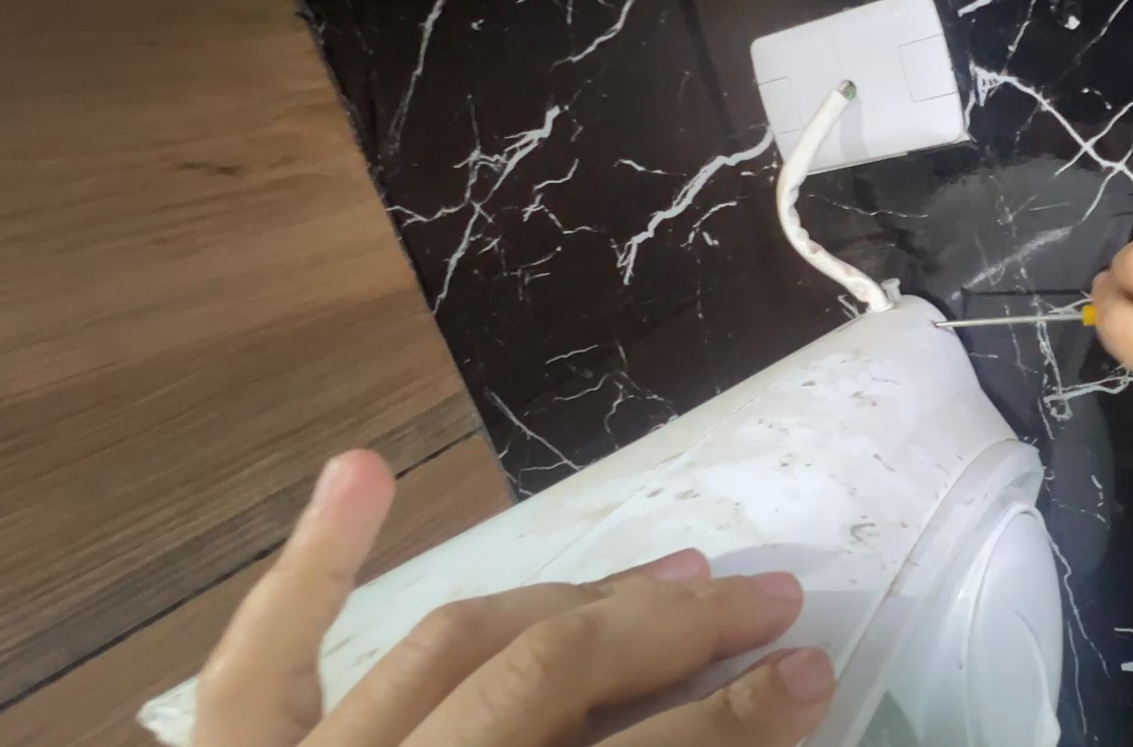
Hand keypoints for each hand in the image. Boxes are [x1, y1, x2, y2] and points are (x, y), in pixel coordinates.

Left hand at [195, 450, 835, 746]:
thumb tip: (763, 728)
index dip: (734, 721)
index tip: (813, 674)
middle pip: (546, 677)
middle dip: (679, 630)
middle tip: (770, 599)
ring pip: (457, 641)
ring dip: (582, 591)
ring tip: (681, 567)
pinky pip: (260, 663)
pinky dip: (314, 563)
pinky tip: (363, 470)